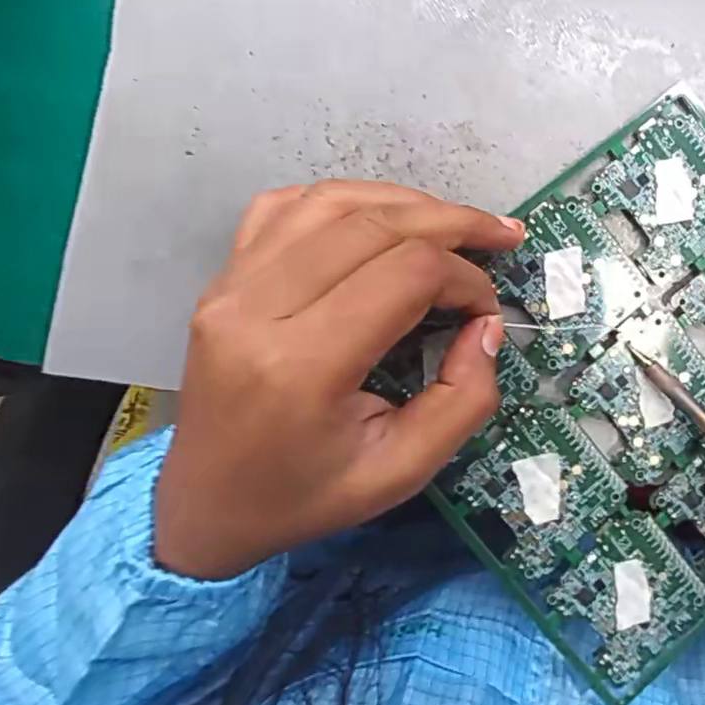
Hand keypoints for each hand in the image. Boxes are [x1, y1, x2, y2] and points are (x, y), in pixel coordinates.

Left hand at [155, 181, 524, 579]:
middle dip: (451, 222)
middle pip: (373, 225)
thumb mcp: (400, 472)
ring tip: (449, 221)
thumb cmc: (304, 496)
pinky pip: (284, 207)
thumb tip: (486, 325)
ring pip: (331, 202)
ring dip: (402, 202)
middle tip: (498, 235)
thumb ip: (462, 400)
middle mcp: (257, 308)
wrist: (206, 503)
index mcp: (302, 366)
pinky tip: (375, 219)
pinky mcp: (222, 278)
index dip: (464, 278)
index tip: (487, 308)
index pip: (405, 275)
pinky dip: (341, 201)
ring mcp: (230, 285)